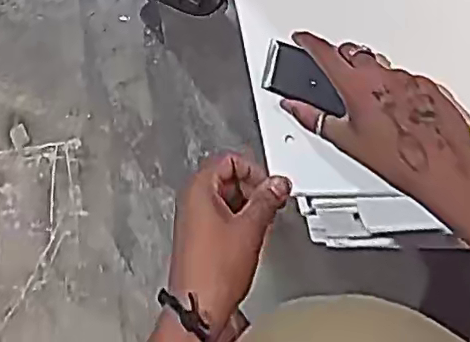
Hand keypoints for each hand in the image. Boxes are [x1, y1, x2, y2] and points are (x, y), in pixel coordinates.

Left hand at [166, 153, 291, 338]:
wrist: (199, 310)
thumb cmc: (213, 272)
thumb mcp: (249, 229)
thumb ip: (266, 201)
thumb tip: (277, 184)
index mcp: (198, 187)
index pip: (228, 159)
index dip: (253, 170)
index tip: (269, 185)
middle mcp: (191, 198)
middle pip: (226, 176)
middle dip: (251, 187)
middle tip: (269, 202)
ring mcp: (193, 217)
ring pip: (224, 196)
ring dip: (246, 204)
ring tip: (262, 221)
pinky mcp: (198, 236)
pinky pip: (219, 214)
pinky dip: (237, 219)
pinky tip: (250, 236)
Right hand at [280, 32, 469, 210]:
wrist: (448, 172)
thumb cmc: (401, 161)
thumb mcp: (347, 142)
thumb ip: (314, 118)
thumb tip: (294, 106)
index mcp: (355, 84)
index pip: (324, 51)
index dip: (309, 41)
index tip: (303, 38)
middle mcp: (380, 73)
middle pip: (352, 51)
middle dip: (340, 57)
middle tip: (337, 74)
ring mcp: (406, 77)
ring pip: (379, 63)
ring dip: (370, 73)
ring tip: (372, 100)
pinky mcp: (428, 84)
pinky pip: (405, 77)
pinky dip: (397, 87)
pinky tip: (399, 109)